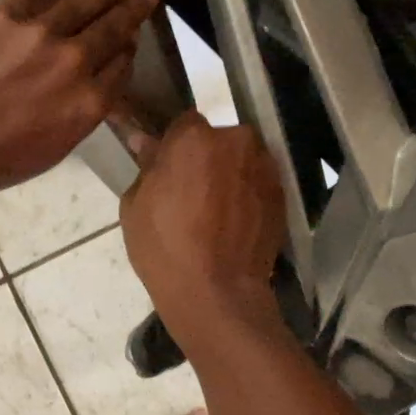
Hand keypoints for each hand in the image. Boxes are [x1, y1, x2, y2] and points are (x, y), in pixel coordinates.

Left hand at [0, 0, 160, 203]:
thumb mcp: (55, 150)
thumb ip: (82, 115)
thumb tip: (98, 86)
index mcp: (88, 103)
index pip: (121, 66)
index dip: (128, 51)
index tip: (132, 41)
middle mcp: (74, 63)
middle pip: (112, 28)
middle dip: (134, 8)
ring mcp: (41, 35)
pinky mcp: (5, 16)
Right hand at [117, 111, 287, 339]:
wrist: (216, 291)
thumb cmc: (164, 248)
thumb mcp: (134, 208)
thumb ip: (145, 168)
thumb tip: (146, 144)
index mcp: (193, 138)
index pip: (182, 123)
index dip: (172, 146)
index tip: (164, 169)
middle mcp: (235, 140)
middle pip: (216, 139)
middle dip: (203, 159)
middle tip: (188, 195)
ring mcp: (263, 165)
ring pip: (239, 161)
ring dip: (226, 177)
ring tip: (211, 215)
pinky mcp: (281, 192)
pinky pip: (256, 184)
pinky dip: (244, 196)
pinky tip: (230, 226)